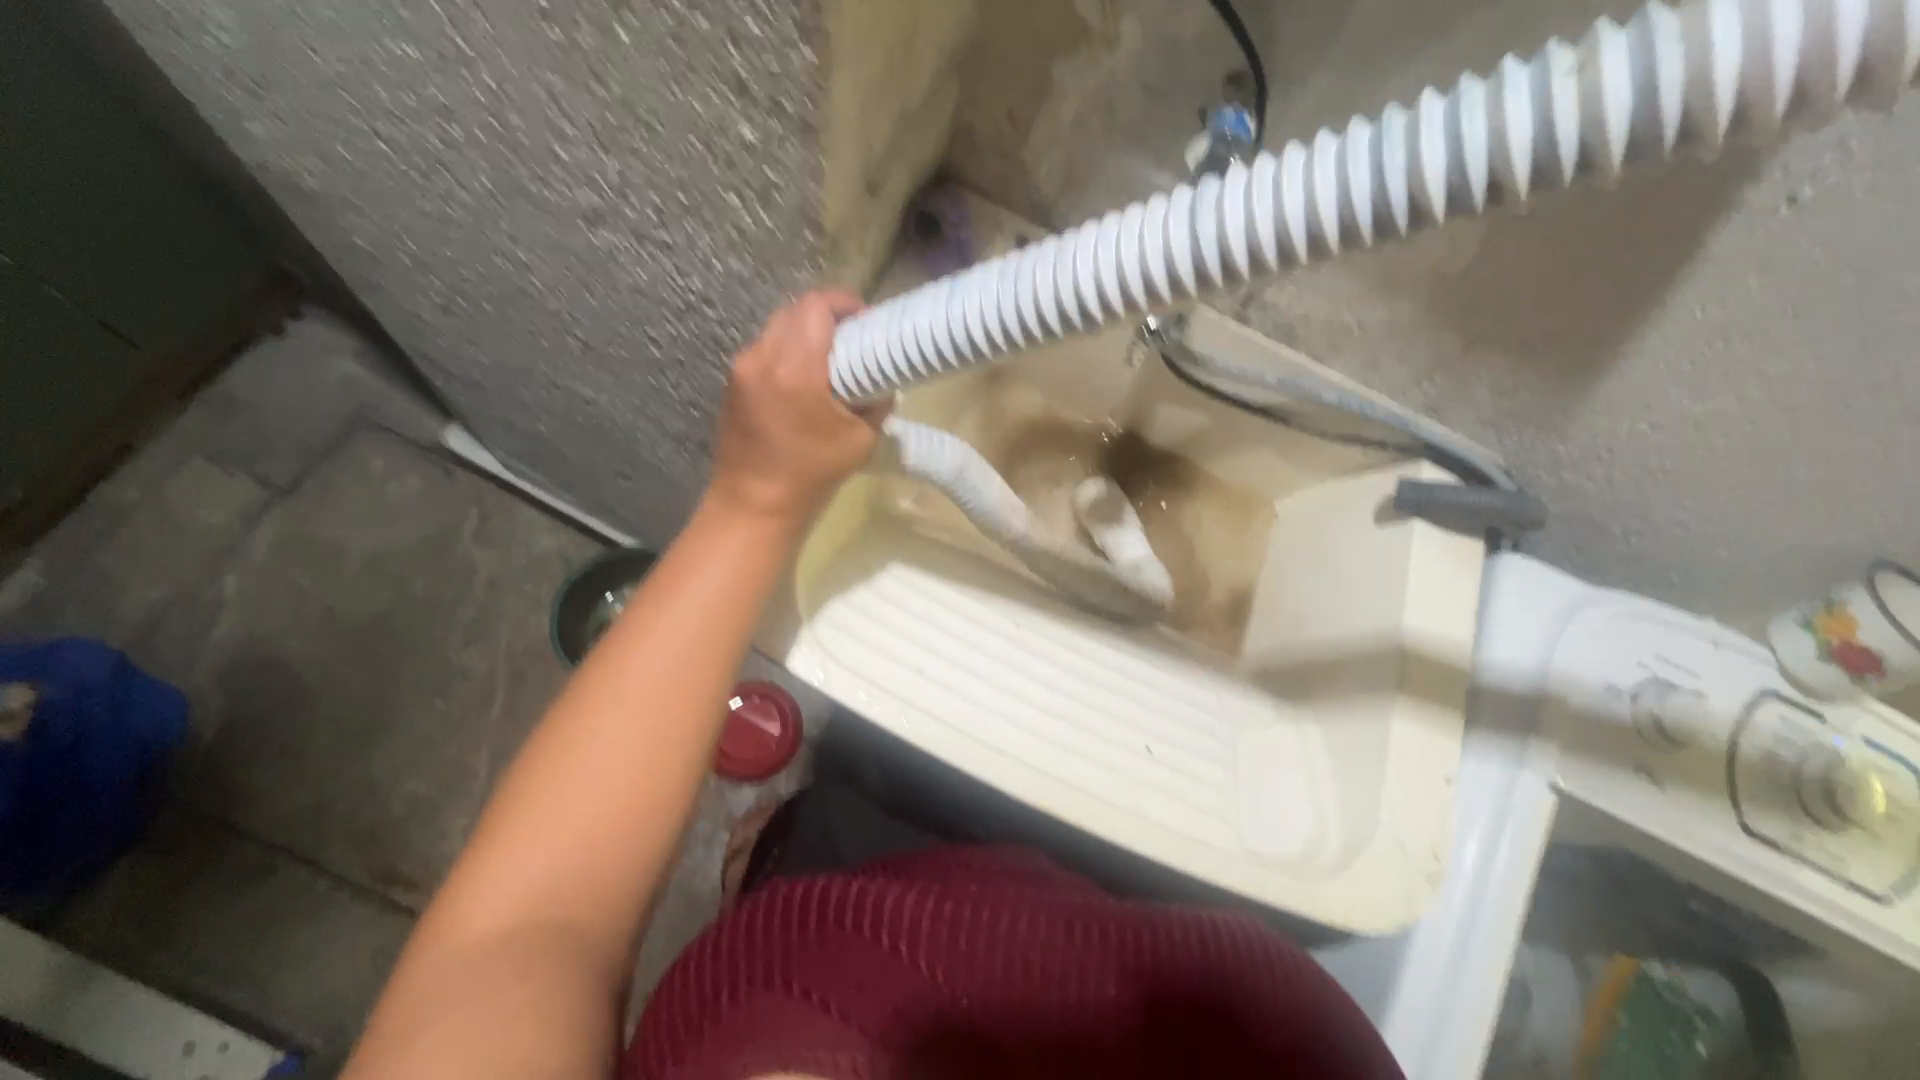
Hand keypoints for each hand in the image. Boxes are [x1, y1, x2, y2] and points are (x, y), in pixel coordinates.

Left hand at [705, 290, 886, 526]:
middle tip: (852, 342)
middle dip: (826, 318)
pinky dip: (786, 354)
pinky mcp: (732, 385)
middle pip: (795, 312)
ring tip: (828, 362)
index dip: (845, 305)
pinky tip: (803, 384)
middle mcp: (761, 359)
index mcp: (795, 369)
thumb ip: (875, 401)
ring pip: (776, 330)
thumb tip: (882, 384)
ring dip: (804, 335)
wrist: (753, 506)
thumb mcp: (860, 440)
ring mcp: (741, 370)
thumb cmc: (811, 476)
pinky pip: (763, 352)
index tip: (866, 322)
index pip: (816, 307)